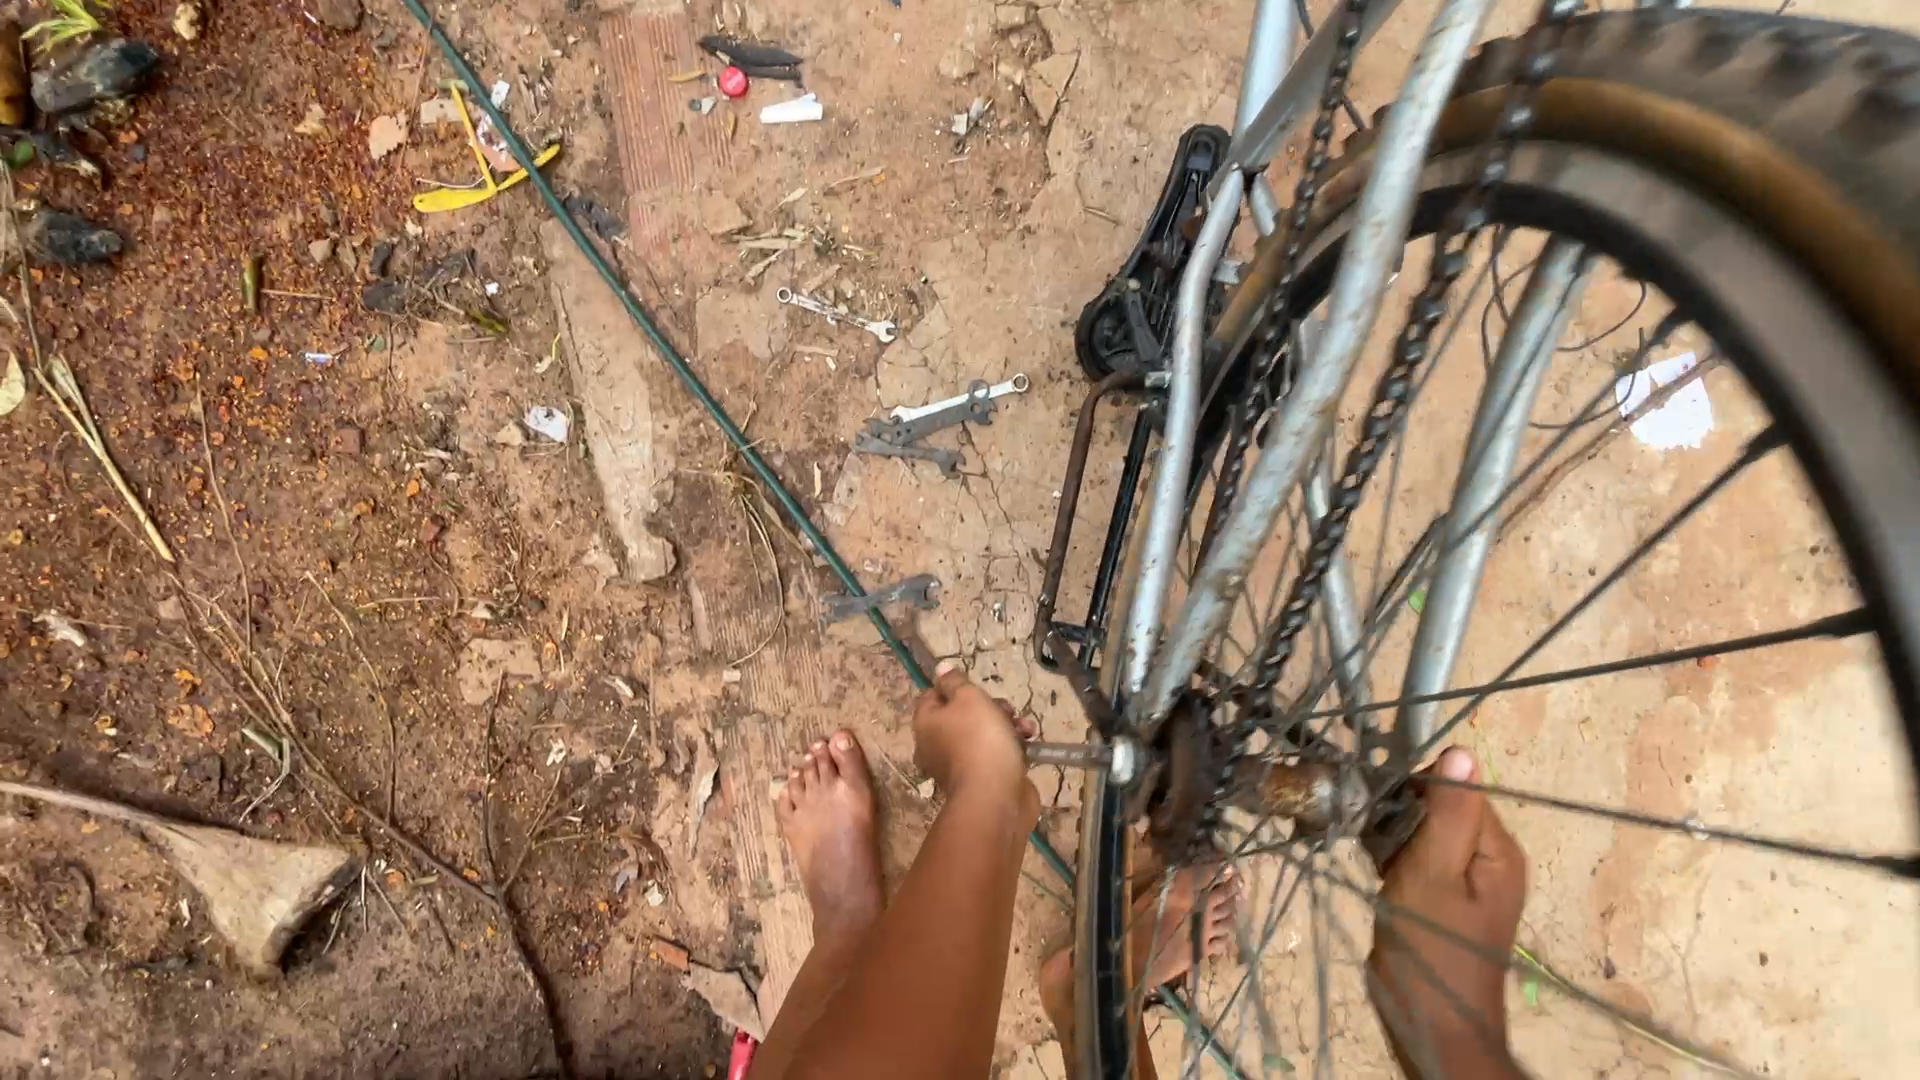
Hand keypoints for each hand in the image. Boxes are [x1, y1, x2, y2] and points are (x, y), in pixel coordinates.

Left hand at [912, 660, 1038, 822]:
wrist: (995, 795)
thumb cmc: (979, 738)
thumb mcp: (968, 698)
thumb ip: (955, 681)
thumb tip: (940, 669)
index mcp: (926, 724)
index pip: (932, 695)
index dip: (954, 687)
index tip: (975, 686)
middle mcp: (937, 745)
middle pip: (962, 713)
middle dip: (990, 706)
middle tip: (1005, 709)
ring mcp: (960, 764)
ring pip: (984, 732)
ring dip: (1008, 724)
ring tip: (1024, 727)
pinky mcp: (983, 778)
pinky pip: (996, 753)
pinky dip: (1012, 745)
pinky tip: (1029, 742)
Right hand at [1367, 747, 1527, 1078]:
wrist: (1428, 1019)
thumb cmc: (1432, 944)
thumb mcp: (1435, 871)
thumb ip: (1448, 811)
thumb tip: (1462, 750)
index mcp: (1496, 849)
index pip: (1455, 787)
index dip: (1414, 788)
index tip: (1378, 804)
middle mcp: (1485, 856)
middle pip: (1435, 803)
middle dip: (1396, 809)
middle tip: (1367, 832)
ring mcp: (1460, 876)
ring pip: (1417, 825)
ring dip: (1386, 830)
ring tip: (1366, 851)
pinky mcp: (1435, 891)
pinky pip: (1410, 850)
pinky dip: (1386, 851)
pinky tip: (1370, 864)